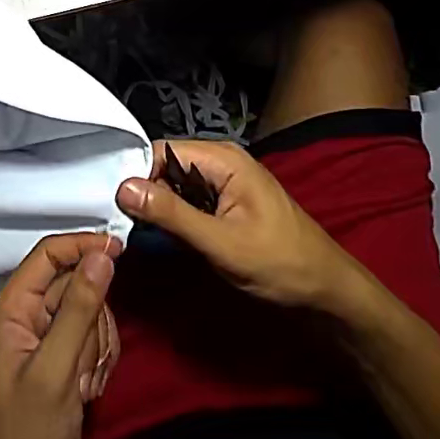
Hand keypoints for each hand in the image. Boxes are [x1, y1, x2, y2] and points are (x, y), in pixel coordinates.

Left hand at [0, 232, 121, 438]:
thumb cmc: (25, 436)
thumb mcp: (54, 370)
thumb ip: (78, 309)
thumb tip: (102, 255)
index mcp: (13, 308)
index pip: (49, 254)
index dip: (82, 245)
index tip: (119, 249)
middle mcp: (29, 316)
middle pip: (76, 282)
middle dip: (92, 317)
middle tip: (85, 357)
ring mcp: (48, 339)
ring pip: (91, 310)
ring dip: (97, 344)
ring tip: (83, 381)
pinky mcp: (65, 359)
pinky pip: (96, 337)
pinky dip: (100, 360)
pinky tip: (89, 388)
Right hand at [116, 140, 359, 309]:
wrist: (325, 289)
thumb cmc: (281, 263)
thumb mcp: (221, 243)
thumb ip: (172, 214)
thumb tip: (124, 187)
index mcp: (223, 158)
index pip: (162, 150)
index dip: (136, 173)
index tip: (114, 203)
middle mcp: (221, 159)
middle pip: (166, 164)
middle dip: (145, 190)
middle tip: (123, 222)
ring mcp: (224, 179)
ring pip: (174, 182)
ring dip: (158, 205)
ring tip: (139, 230)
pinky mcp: (224, 199)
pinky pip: (188, 197)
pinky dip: (174, 214)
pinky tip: (165, 235)